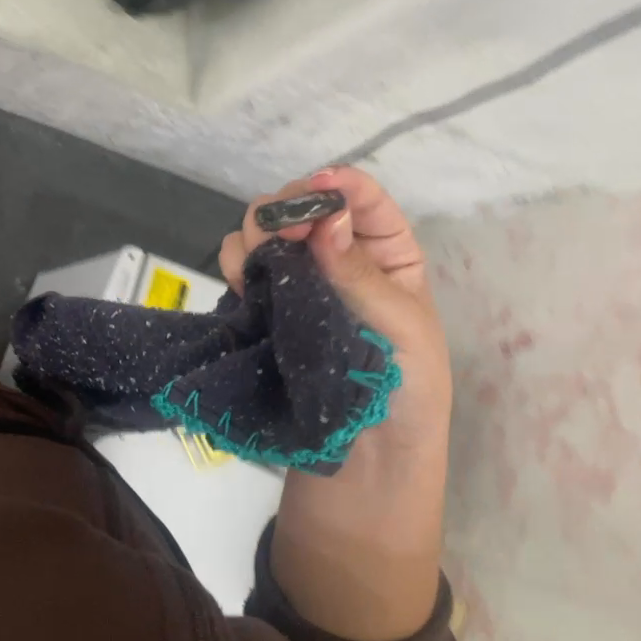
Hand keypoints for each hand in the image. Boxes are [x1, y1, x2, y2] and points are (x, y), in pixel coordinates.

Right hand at [220, 166, 450, 451]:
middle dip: (287, 210)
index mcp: (387, 253)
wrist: (362, 455)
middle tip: (283, 237)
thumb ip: (362, 274)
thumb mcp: (404, 330)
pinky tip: (244, 285)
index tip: (317, 190)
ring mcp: (296, 275)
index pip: (363, 199)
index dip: (339, 185)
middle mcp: (337, 253)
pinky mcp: (263, 298)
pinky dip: (235, 261)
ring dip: (256, 234)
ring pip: (264, 226)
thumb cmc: (404, 391)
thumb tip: (327, 219)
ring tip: (259, 268)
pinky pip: (239, 259)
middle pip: (302, 202)